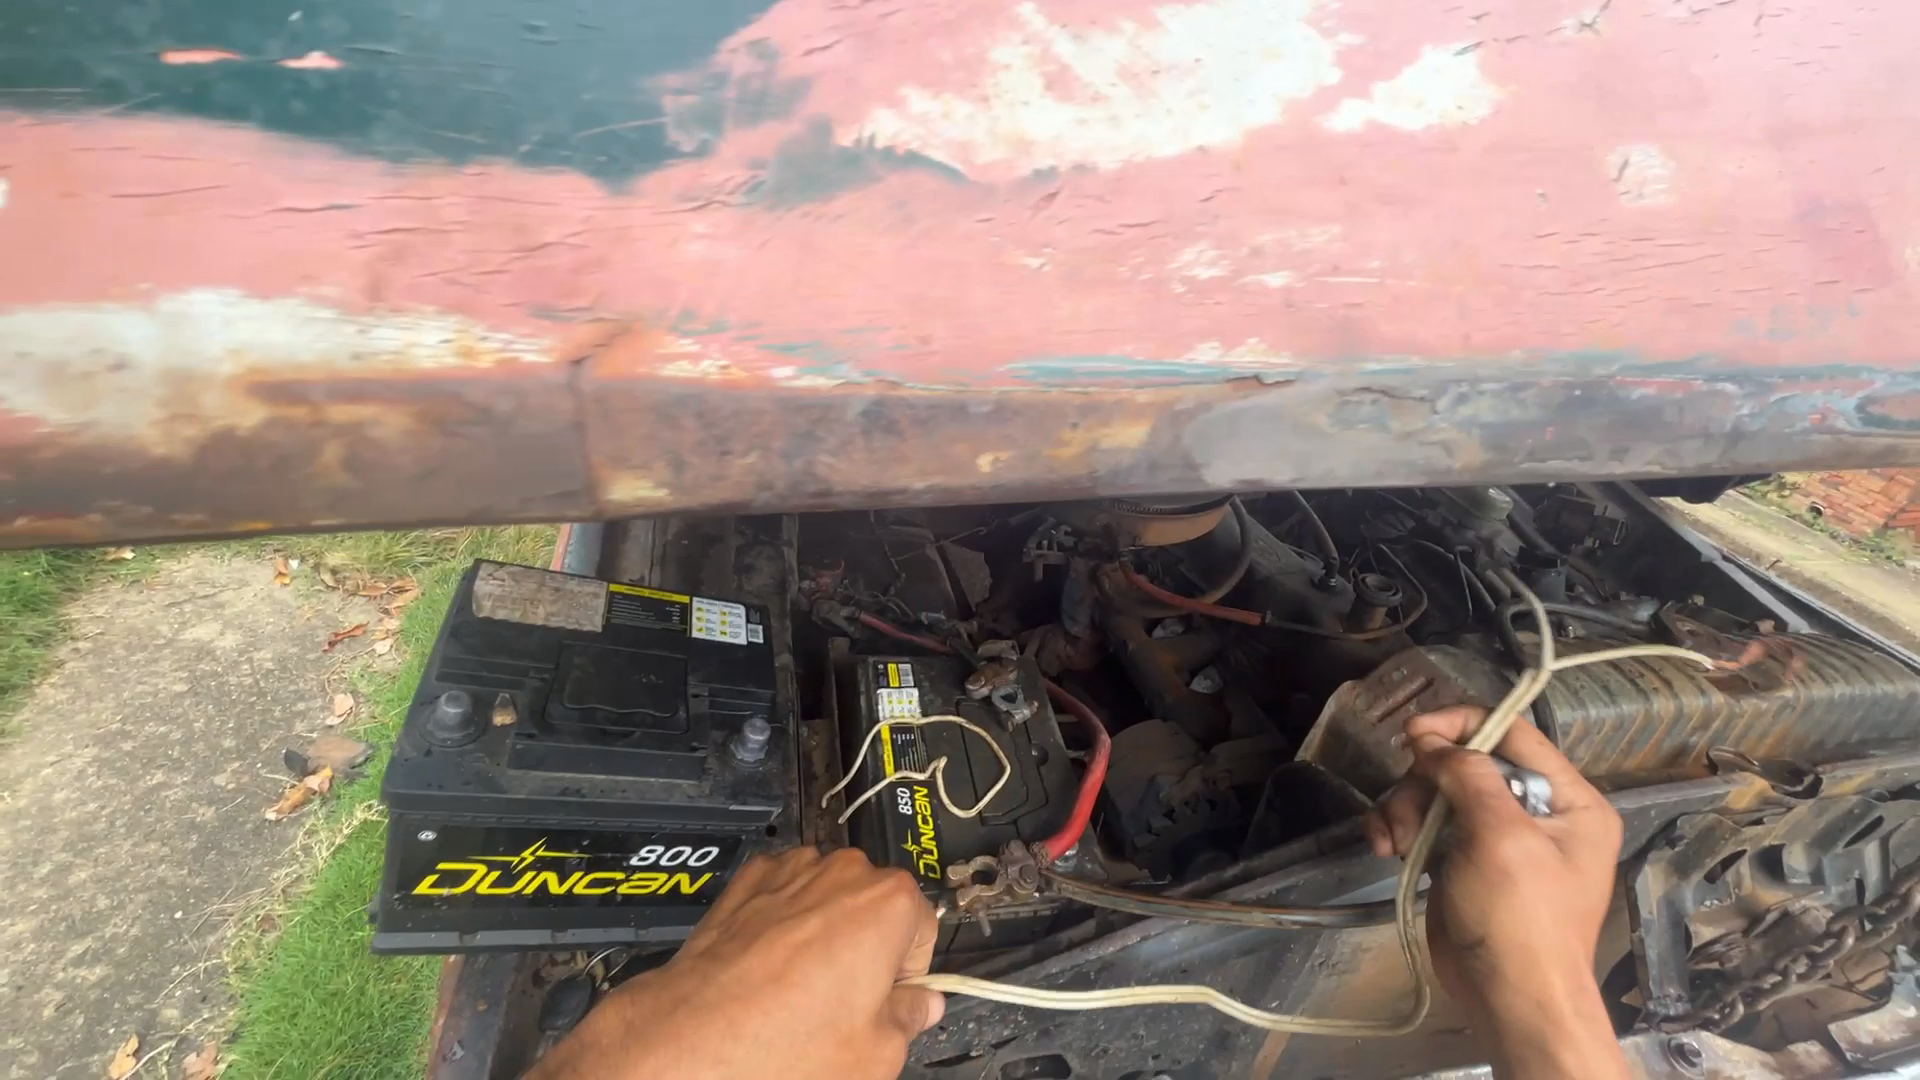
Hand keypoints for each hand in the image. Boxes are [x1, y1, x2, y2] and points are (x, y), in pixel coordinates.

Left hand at [530, 847, 943, 1079]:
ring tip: (799, 987)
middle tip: (844, 1001)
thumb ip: (910, 1019)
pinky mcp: (752, 876)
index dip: (909, 971)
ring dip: (826, 926)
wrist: (691, 1043)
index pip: (924, 927)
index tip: (890, 1000)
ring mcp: (795, 867)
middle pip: (876, 906)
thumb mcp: (875, 1055)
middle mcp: (846, 869)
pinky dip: (784, 917)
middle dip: (868, 945)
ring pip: (830, 895)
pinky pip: (785, 890)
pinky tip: (769, 965)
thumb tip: (921, 1004)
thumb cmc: (787, 1048)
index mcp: (890, 900)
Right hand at [1365, 706, 1628, 1079]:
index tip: (1414, 734)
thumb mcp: (1501, 838)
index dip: (1460, 725)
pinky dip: (1396, 828)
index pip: (1512, 733)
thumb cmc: (1520, 920)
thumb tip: (1428, 736)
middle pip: (1461, 762)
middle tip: (1405, 813)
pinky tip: (1385, 849)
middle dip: (1422, 784)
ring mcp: (1493, 833)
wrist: (1508, 999)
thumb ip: (1468, 776)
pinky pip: (1419, 818)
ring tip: (1393, 842)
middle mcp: (1533, 810)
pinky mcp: (1459, 853)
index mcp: (1568, 801)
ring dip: (1402, 810)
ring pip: (1432, 790)